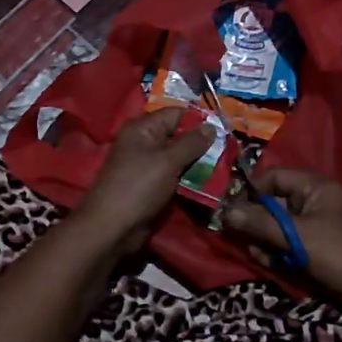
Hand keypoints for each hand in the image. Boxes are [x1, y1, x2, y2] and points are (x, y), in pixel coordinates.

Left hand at [73, 108, 214, 256]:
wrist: (113, 227)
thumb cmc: (139, 187)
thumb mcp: (167, 161)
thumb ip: (191, 142)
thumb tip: (211, 126)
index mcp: (143, 128)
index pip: (176, 114)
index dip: (199, 119)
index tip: (224, 129)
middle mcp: (144, 141)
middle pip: (179, 135)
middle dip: (202, 143)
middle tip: (229, 149)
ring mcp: (147, 164)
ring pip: (179, 157)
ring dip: (199, 162)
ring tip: (225, 166)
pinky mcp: (152, 184)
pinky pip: (175, 174)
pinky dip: (190, 177)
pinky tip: (211, 181)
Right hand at [222, 168, 341, 298]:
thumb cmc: (337, 253)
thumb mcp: (295, 236)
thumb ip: (260, 222)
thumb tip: (226, 211)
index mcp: (315, 186)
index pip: (274, 176)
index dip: (253, 190)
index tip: (234, 209)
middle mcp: (313, 200)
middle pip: (273, 202)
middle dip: (257, 221)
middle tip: (243, 236)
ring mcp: (314, 224)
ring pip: (277, 224)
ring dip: (265, 239)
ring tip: (261, 255)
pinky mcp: (313, 245)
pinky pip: (287, 241)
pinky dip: (277, 251)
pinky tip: (272, 263)